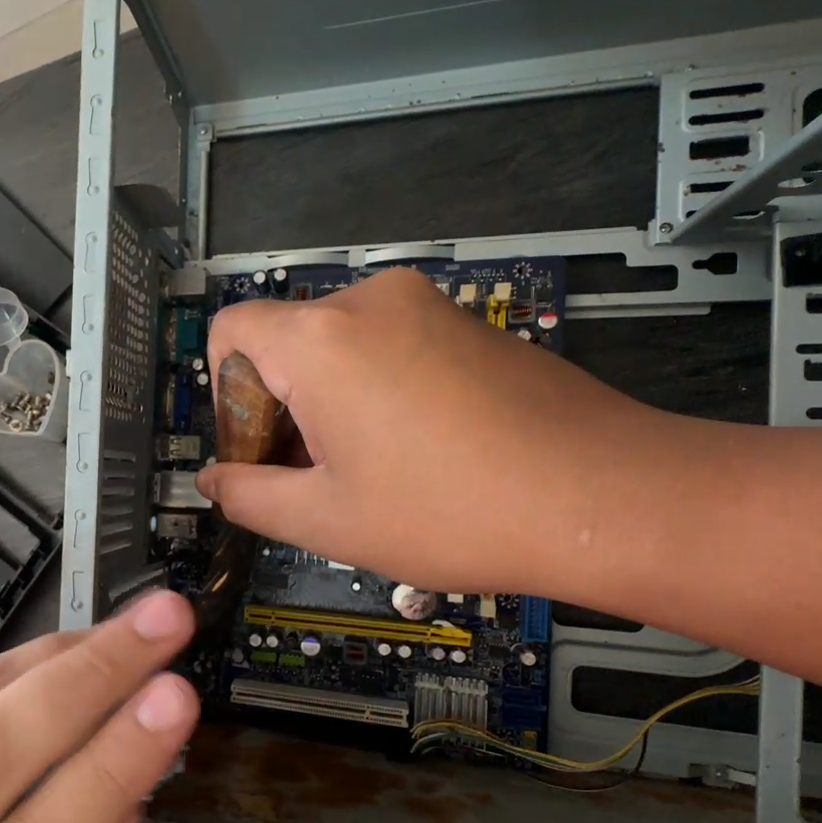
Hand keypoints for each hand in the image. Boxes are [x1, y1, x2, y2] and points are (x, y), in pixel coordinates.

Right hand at [196, 268, 659, 594]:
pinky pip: (390, 345)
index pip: (229, 331)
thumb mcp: (327, 520)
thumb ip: (248, 496)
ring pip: (337, 346)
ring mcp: (426, 306)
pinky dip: (376, 390)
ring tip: (369, 471)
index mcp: (319, 339)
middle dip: (278, 407)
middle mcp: (368, 302)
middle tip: (311, 477)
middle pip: (283, 341)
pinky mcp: (469, 324)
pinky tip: (418, 451)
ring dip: (327, 403)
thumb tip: (214, 481)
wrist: (607, 498)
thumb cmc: (450, 511)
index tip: (258, 452)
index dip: (224, 396)